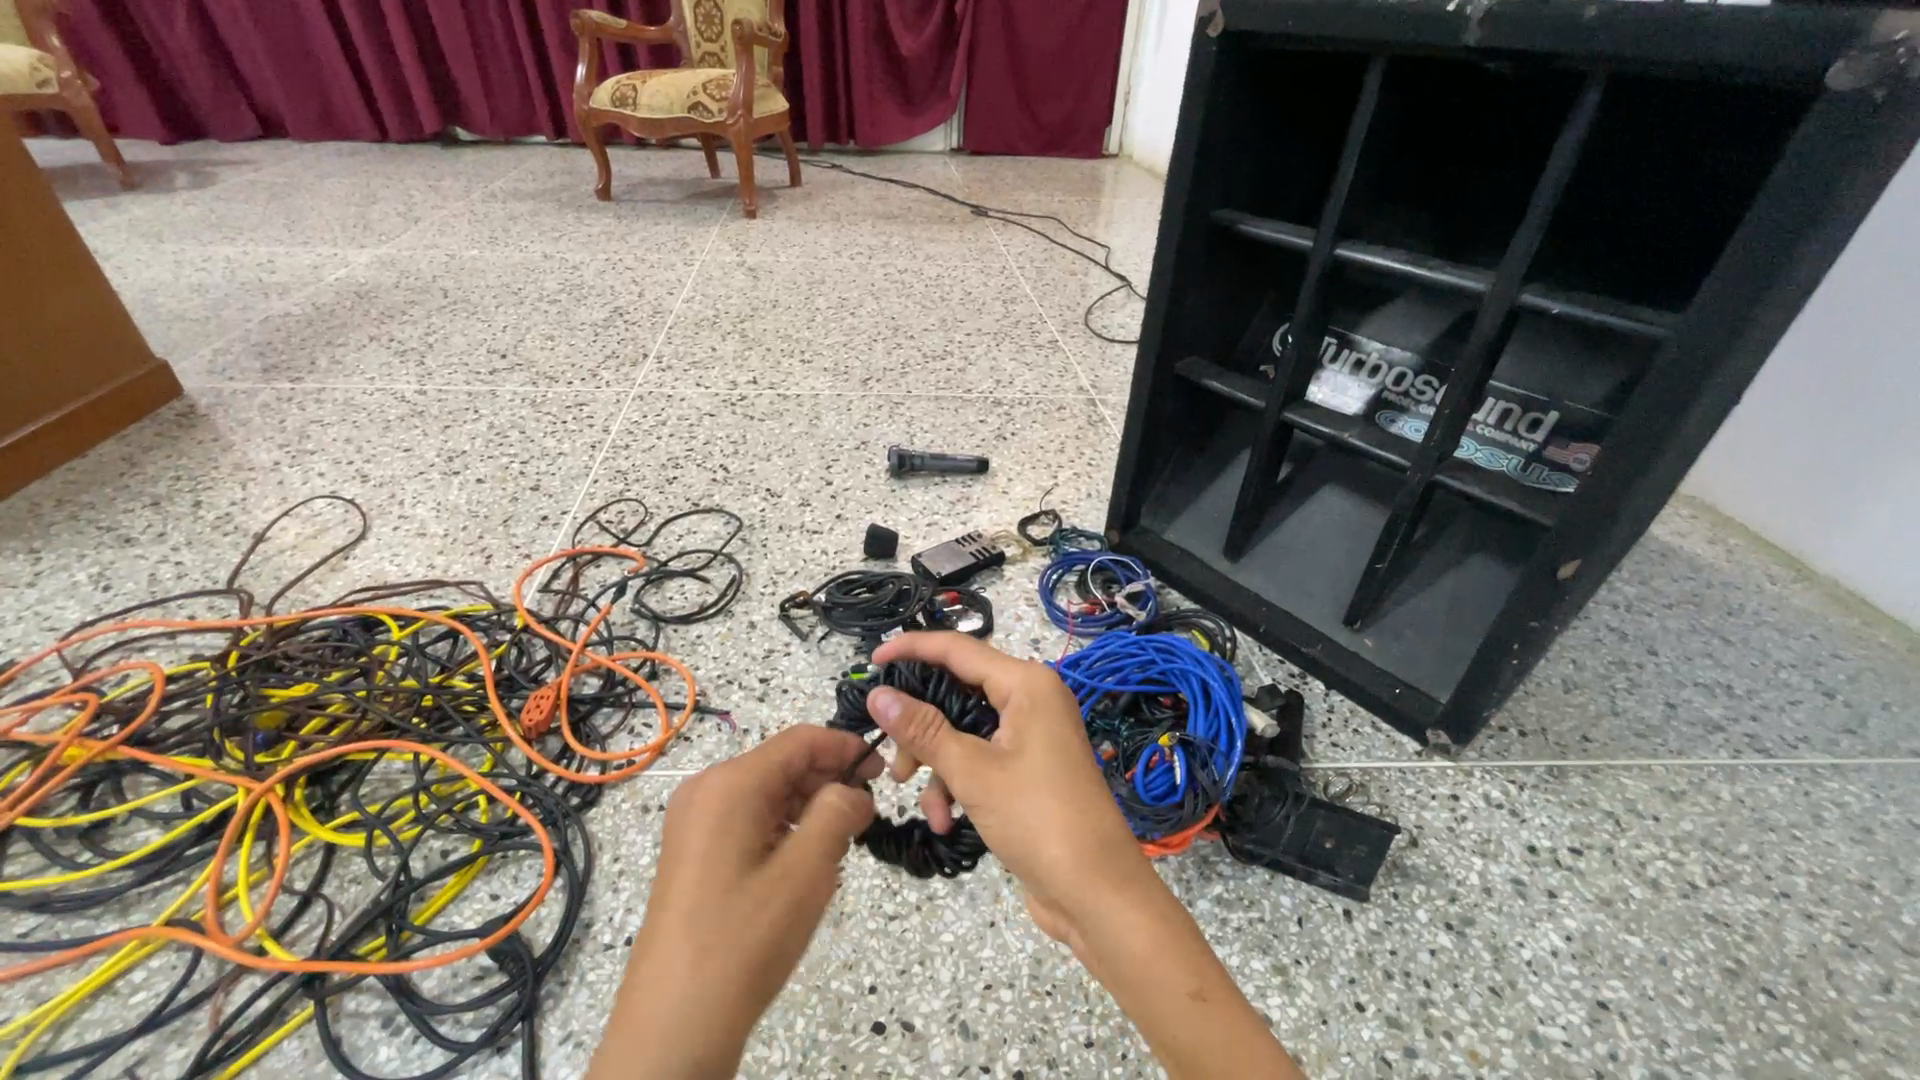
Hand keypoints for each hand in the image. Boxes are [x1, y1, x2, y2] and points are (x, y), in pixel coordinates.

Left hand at [586, 726, 880, 1079]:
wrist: (674, 1020)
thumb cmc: (744, 939)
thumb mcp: (806, 872)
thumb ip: (838, 813)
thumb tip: (854, 790)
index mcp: (730, 784)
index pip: (800, 740)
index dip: (846, 747)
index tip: (883, 773)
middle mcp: (705, 790)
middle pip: (781, 764)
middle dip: (828, 782)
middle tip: (865, 818)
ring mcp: (693, 822)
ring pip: (767, 794)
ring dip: (808, 809)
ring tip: (838, 849)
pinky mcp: (692, 852)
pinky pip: (748, 820)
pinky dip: (782, 830)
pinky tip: (803, 867)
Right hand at [866, 632, 1154, 945]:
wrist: (1095, 891)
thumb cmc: (1037, 818)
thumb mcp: (972, 771)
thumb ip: (922, 729)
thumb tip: (878, 693)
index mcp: (1026, 684)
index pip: (958, 649)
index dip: (912, 649)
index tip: (871, 661)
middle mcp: (1031, 700)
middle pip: (958, 693)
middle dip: (921, 728)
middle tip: (894, 760)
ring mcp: (1032, 736)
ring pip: (964, 732)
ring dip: (938, 767)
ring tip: (929, 806)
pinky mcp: (1029, 769)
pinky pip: (980, 760)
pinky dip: (959, 784)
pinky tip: (947, 821)